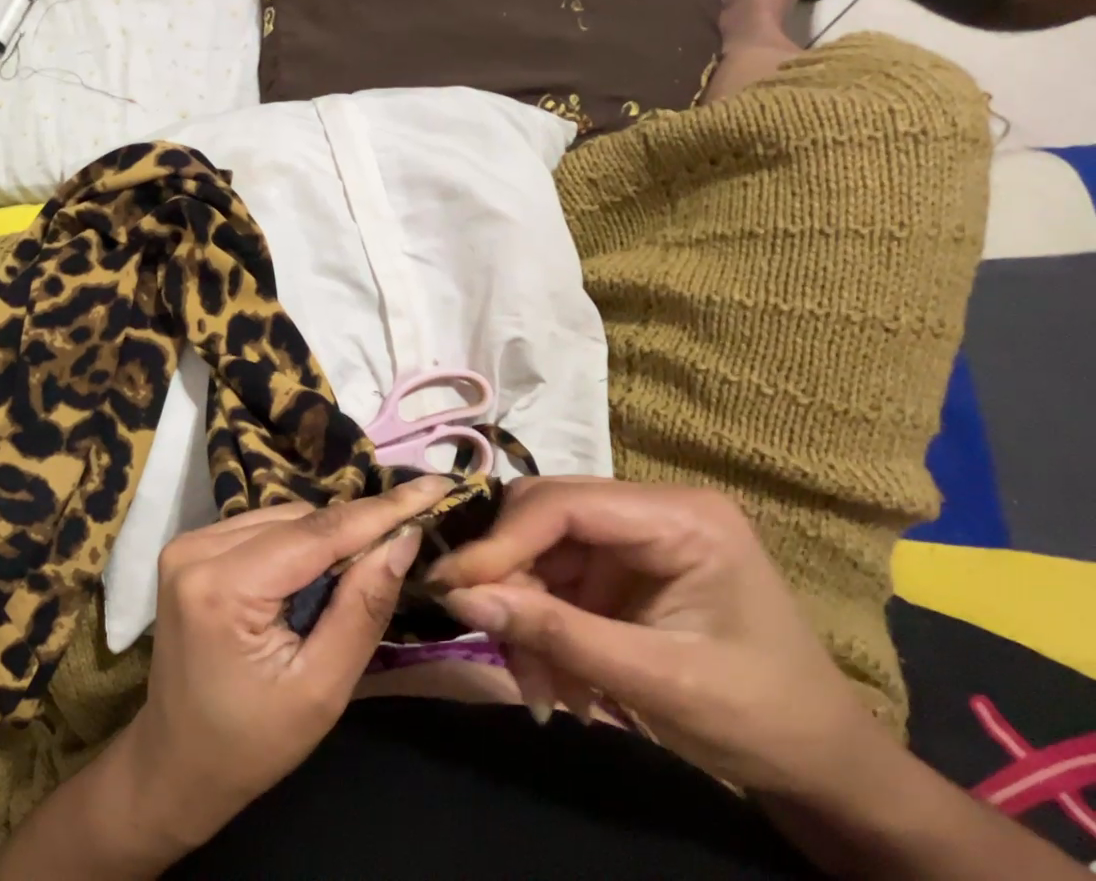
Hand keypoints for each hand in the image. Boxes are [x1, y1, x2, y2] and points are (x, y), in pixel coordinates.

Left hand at [123, 475, 447, 844]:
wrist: (179, 761)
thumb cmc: (252, 741)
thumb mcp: (321, 687)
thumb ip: (361, 608)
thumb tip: (403, 539)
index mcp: (221, 586)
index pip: (316, 532)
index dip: (381, 510)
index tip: (436, 486)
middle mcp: (195, 550)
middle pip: (297, 521)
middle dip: (355, 529)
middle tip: (409, 543)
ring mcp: (185, 547)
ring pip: (279, 520)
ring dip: (326, 539)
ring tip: (362, 572)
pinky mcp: (188, 552)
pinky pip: (258, 531)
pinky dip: (295, 546)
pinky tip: (316, 578)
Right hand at [427, 477, 887, 798]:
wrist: (819, 765)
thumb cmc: (760, 718)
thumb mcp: (655, 679)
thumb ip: (555, 632)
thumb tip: (456, 596)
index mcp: (682, 518)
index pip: (562, 505)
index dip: (500, 542)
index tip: (450, 588)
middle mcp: (652, 512)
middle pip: (540, 518)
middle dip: (509, 579)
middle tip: (491, 637)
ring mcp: (634, 541)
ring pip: (536, 553)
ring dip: (522, 615)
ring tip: (539, 686)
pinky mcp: (619, 572)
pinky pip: (551, 583)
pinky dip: (539, 629)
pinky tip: (553, 680)